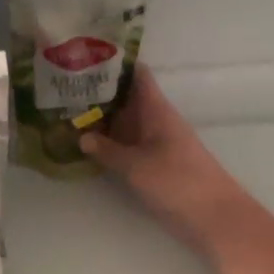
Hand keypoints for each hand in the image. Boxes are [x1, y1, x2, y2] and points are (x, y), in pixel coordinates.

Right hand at [80, 65, 257, 254]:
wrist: (213, 217)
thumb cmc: (178, 182)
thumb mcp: (137, 165)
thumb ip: (108, 151)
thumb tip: (81, 137)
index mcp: (156, 111)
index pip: (136, 76)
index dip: (115, 64)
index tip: (85, 57)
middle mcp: (154, 122)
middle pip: (125, 99)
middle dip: (97, 93)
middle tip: (61, 89)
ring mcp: (153, 144)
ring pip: (123, 124)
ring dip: (99, 121)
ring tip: (63, 113)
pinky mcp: (152, 165)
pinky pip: (125, 147)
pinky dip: (107, 145)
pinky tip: (83, 147)